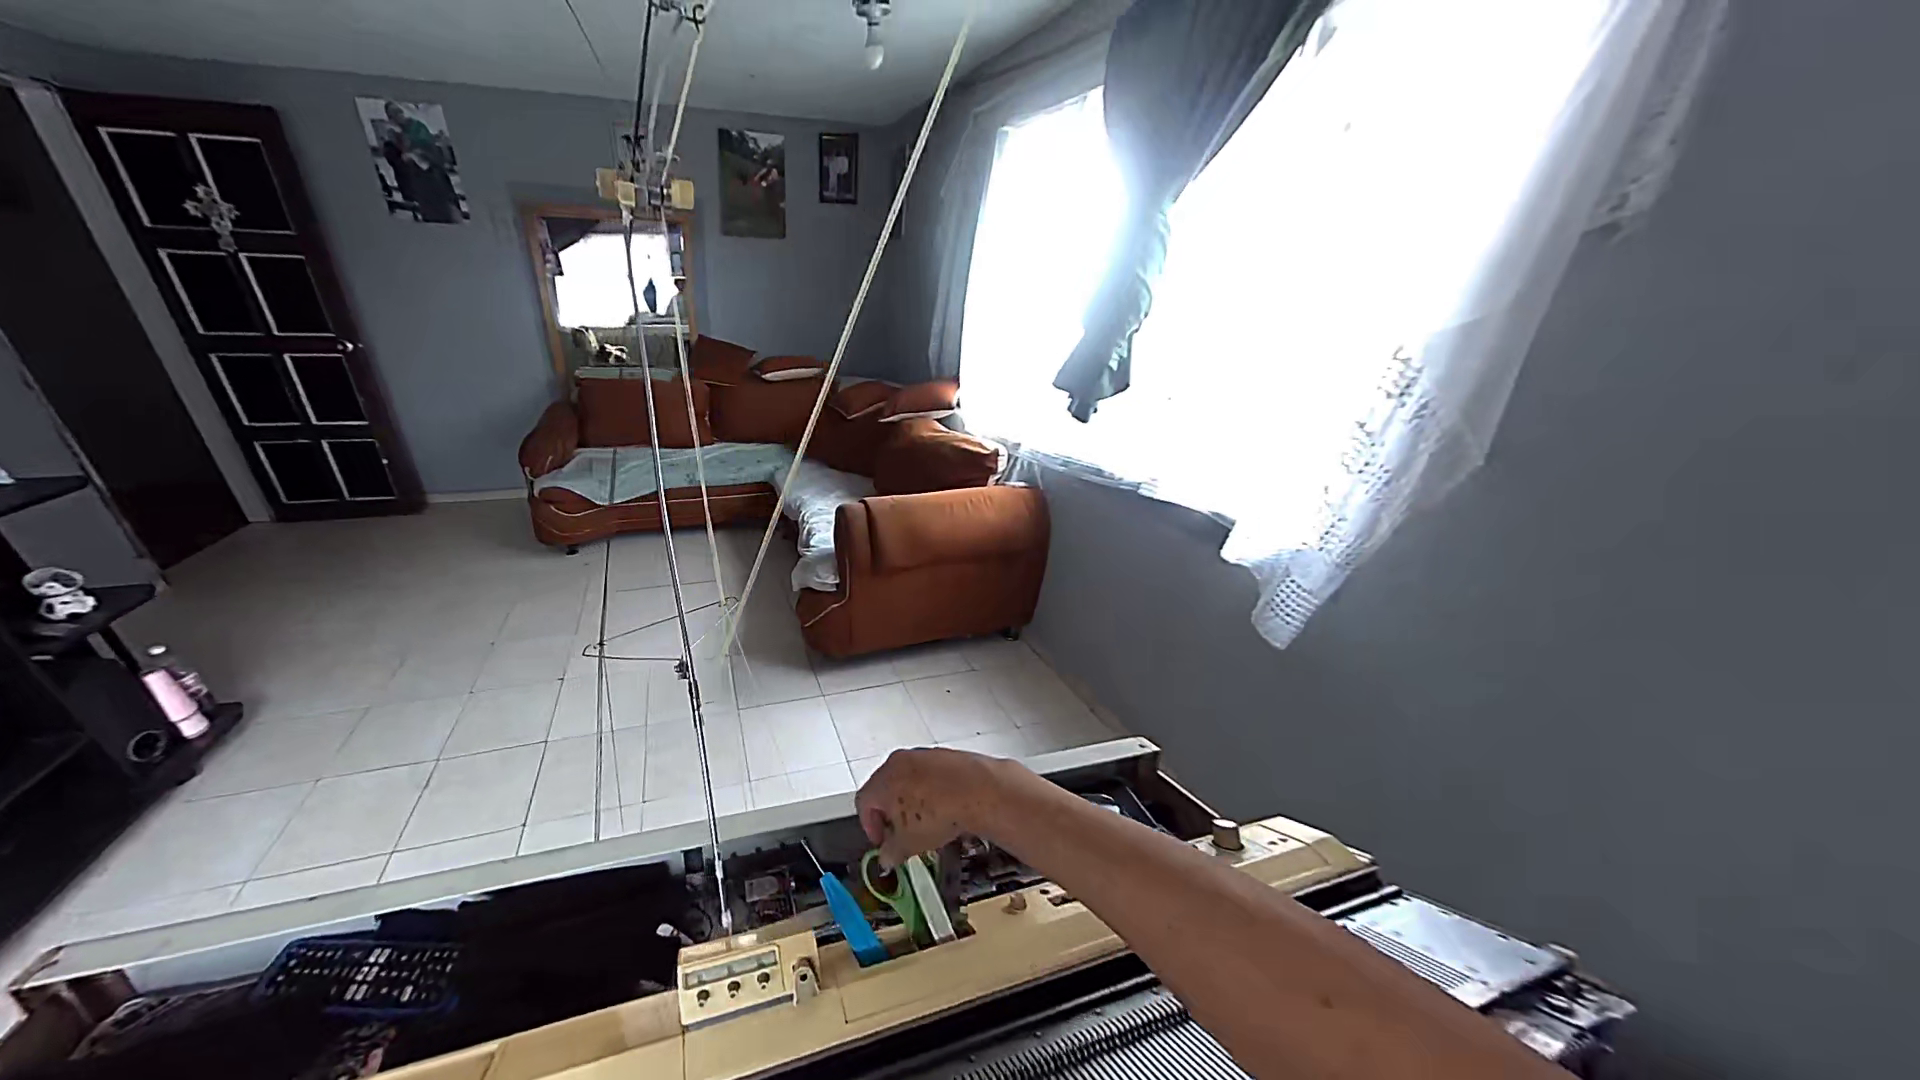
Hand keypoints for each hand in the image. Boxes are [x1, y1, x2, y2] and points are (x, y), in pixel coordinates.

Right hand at [855, 747, 1009, 868]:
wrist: (976, 791)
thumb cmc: (939, 811)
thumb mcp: (908, 845)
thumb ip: (890, 853)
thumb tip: (888, 857)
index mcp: (883, 780)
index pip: (864, 802)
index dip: (870, 826)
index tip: (881, 840)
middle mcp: (900, 762)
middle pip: (885, 788)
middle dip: (891, 813)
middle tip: (901, 834)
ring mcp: (924, 755)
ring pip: (909, 780)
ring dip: (912, 801)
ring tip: (926, 824)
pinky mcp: (945, 755)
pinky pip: (931, 775)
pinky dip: (932, 791)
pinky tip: (944, 809)